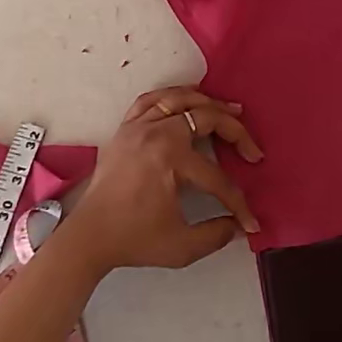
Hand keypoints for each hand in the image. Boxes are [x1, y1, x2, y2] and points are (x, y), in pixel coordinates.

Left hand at [56, 85, 265, 275]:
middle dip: (234, 132)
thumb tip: (237, 226)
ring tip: (229, 110)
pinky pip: (150, 100)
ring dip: (207, 103)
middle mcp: (154, 134)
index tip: (249, 220)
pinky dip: (171, 96)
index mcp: (170, 159)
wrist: (89, 235)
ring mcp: (136, 127)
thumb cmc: (133, 239)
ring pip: (178, 99)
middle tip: (251, 149)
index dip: (237, 201)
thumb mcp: (182, 246)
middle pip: (204, 118)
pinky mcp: (124, 129)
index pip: (216, 176)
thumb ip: (216, 234)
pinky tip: (186, 100)